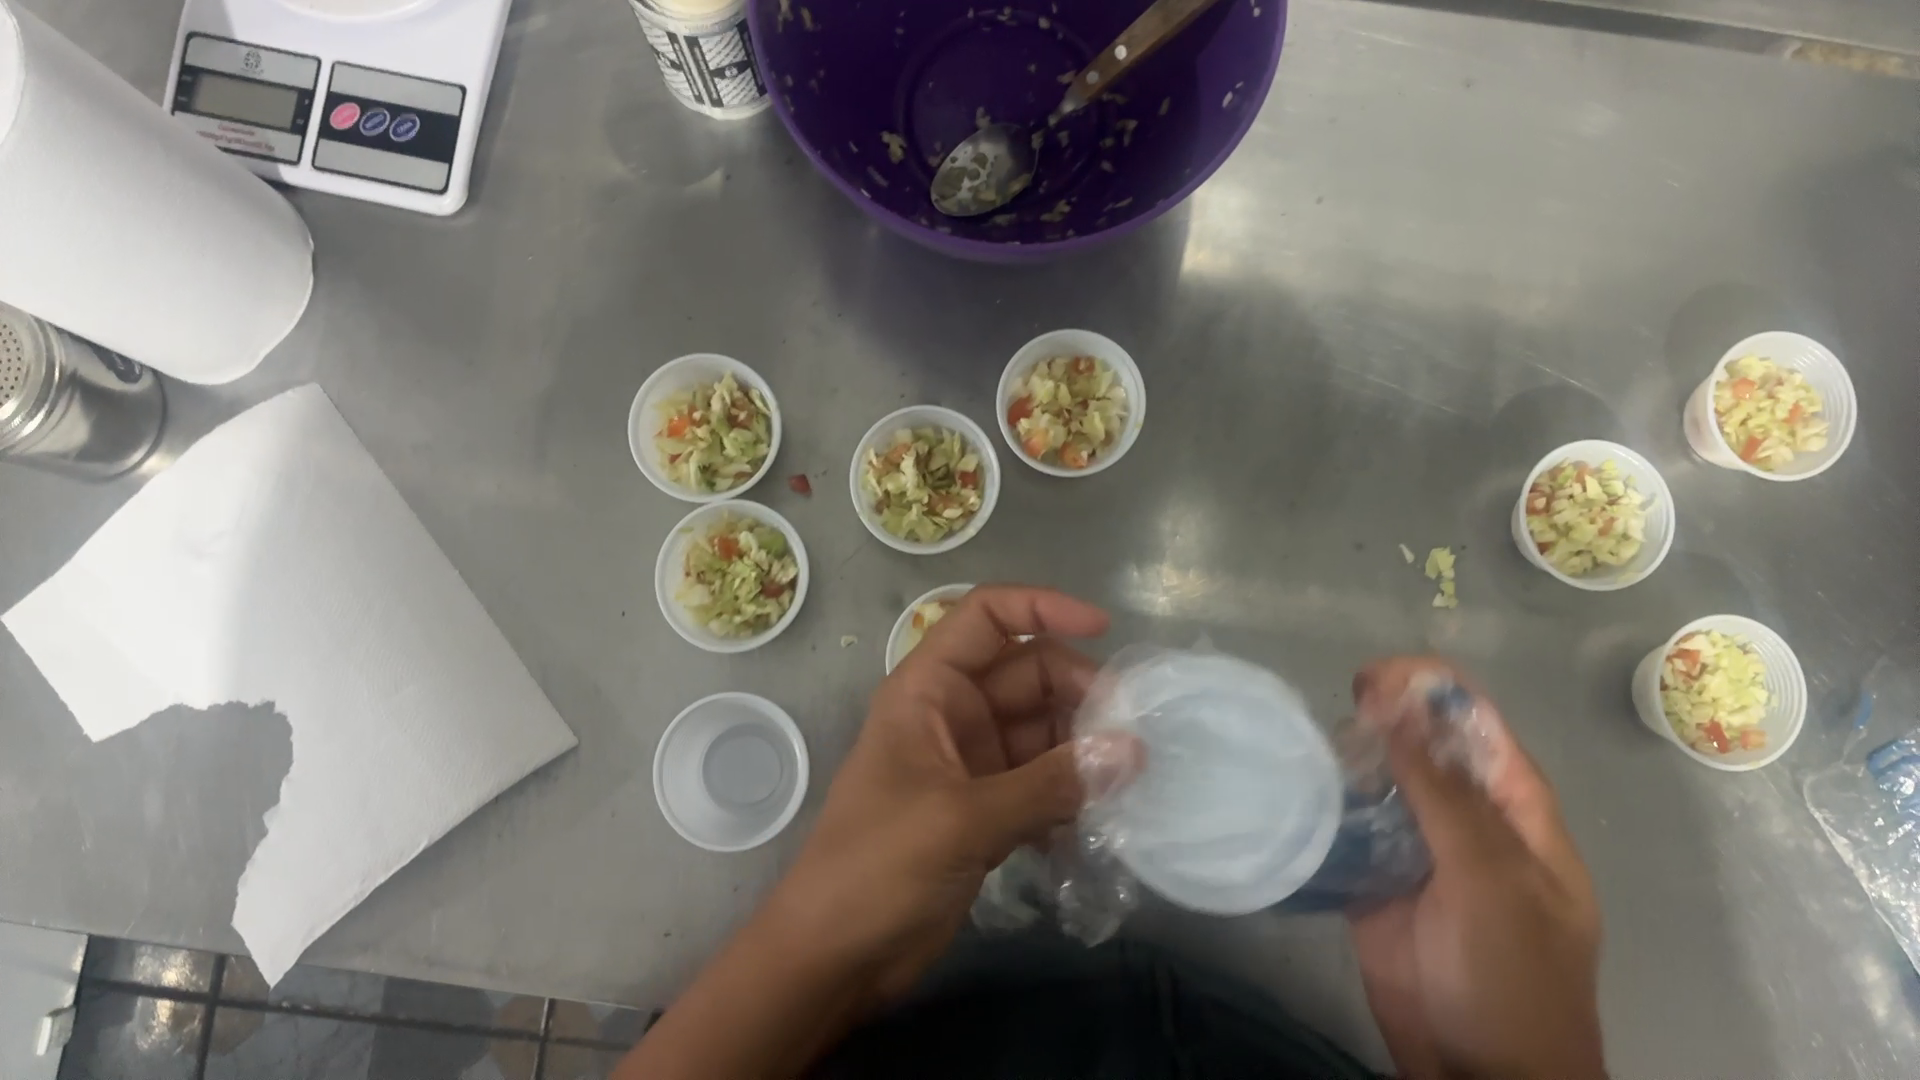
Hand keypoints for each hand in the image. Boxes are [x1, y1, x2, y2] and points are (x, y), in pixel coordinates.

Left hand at [766, 585, 1141, 1000]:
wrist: (834, 957)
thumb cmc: (877, 866)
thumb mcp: (963, 818)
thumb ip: (1050, 783)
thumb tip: (1133, 750)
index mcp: (928, 689)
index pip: (986, 617)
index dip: (1042, 607)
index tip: (1103, 628)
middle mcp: (953, 714)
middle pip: (1029, 674)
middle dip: (1080, 692)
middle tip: (1134, 732)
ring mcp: (972, 763)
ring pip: (1043, 731)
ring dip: (1083, 749)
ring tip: (1133, 777)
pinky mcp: (988, 811)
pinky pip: (1043, 782)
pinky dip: (1072, 794)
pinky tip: (1104, 820)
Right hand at [1347, 657, 1604, 1079]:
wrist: (1478, 1070)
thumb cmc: (1509, 974)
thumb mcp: (1489, 880)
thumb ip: (1445, 795)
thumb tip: (1403, 708)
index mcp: (1513, 811)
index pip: (1477, 726)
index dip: (1432, 691)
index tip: (1375, 676)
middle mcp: (1465, 817)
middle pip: (1423, 746)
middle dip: (1385, 718)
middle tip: (1341, 707)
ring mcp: (1417, 845)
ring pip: (1382, 780)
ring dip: (1351, 757)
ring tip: (1312, 745)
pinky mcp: (1374, 874)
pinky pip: (1349, 824)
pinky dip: (1327, 802)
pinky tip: (1298, 787)